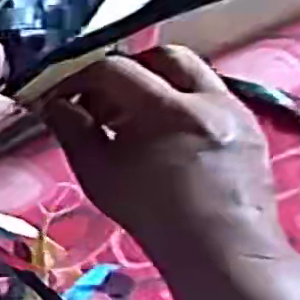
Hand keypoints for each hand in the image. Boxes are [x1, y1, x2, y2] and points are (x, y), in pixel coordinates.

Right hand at [42, 46, 285, 262]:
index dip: (75, 78)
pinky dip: (171, 100)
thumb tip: (54, 103)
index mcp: (169, 110)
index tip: (56, 97)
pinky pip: (205, 94)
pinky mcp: (246, 124)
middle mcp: (211, 100)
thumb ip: (71, 127)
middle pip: (162, 57)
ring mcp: (236, 110)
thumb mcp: (93, 166)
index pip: (113, 69)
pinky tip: (150, 131)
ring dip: (148, 85)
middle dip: (121, 70)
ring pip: (188, 73)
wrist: (218, 242)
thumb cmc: (147, 206)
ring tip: (121, 117)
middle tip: (94, 97)